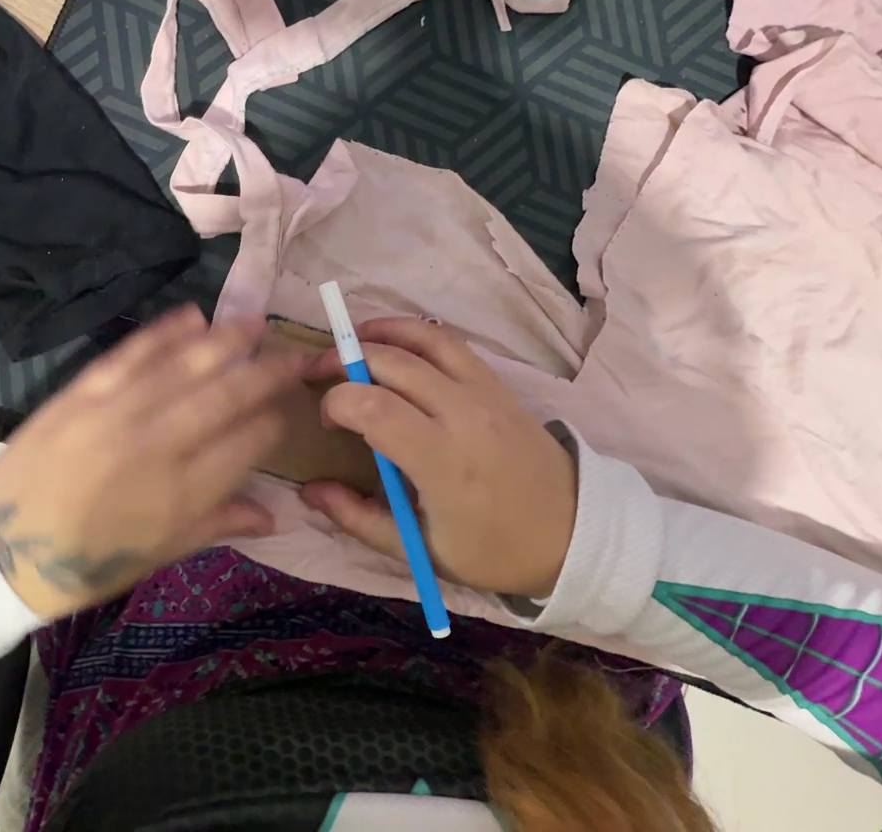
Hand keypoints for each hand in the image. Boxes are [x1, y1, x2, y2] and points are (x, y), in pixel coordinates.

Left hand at [0, 306, 300, 619]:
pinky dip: (163, 332)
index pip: (246, 445)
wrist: (0, 550)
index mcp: (181, 494)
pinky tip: (192, 316)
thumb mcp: (157, 554)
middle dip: (264, 373)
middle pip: (225, 396)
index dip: (273, 423)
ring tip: (254, 323)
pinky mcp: (82, 392)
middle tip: (291, 355)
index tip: (287, 410)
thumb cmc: (86, 562)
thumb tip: (273, 515)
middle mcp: (158, 445)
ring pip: (184, 366)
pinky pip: (131, 353)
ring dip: (225, 341)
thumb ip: (216, 524)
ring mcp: (117, 413)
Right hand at [299, 318, 577, 600]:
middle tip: (317, 373)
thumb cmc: (491, 549)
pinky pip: (450, 343)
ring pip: (422, 338)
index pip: (374, 406)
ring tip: (350, 343)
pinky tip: (393, 345)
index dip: (337, 402)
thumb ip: (357, 517)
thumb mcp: (419, 548)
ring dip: (379, 332)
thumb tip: (308, 489)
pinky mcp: (497, 382)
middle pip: (391, 362)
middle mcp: (463, 415)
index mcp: (442, 462)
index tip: (327, 420)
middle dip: (343, 359)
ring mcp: (484, 391)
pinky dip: (414, 333)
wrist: (573, 533)